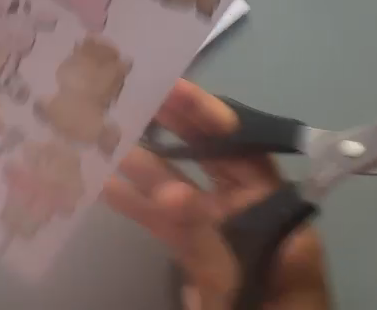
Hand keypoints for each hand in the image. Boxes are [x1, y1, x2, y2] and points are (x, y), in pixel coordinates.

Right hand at [103, 80, 330, 309]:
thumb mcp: (244, 291)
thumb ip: (209, 242)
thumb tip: (171, 193)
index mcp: (277, 221)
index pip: (245, 153)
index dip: (210, 118)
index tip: (172, 87)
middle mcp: (250, 219)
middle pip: (209, 159)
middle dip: (170, 125)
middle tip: (130, 91)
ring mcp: (222, 238)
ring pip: (178, 186)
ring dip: (140, 160)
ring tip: (102, 130)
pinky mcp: (199, 260)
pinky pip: (164, 221)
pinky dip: (134, 202)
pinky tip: (98, 183)